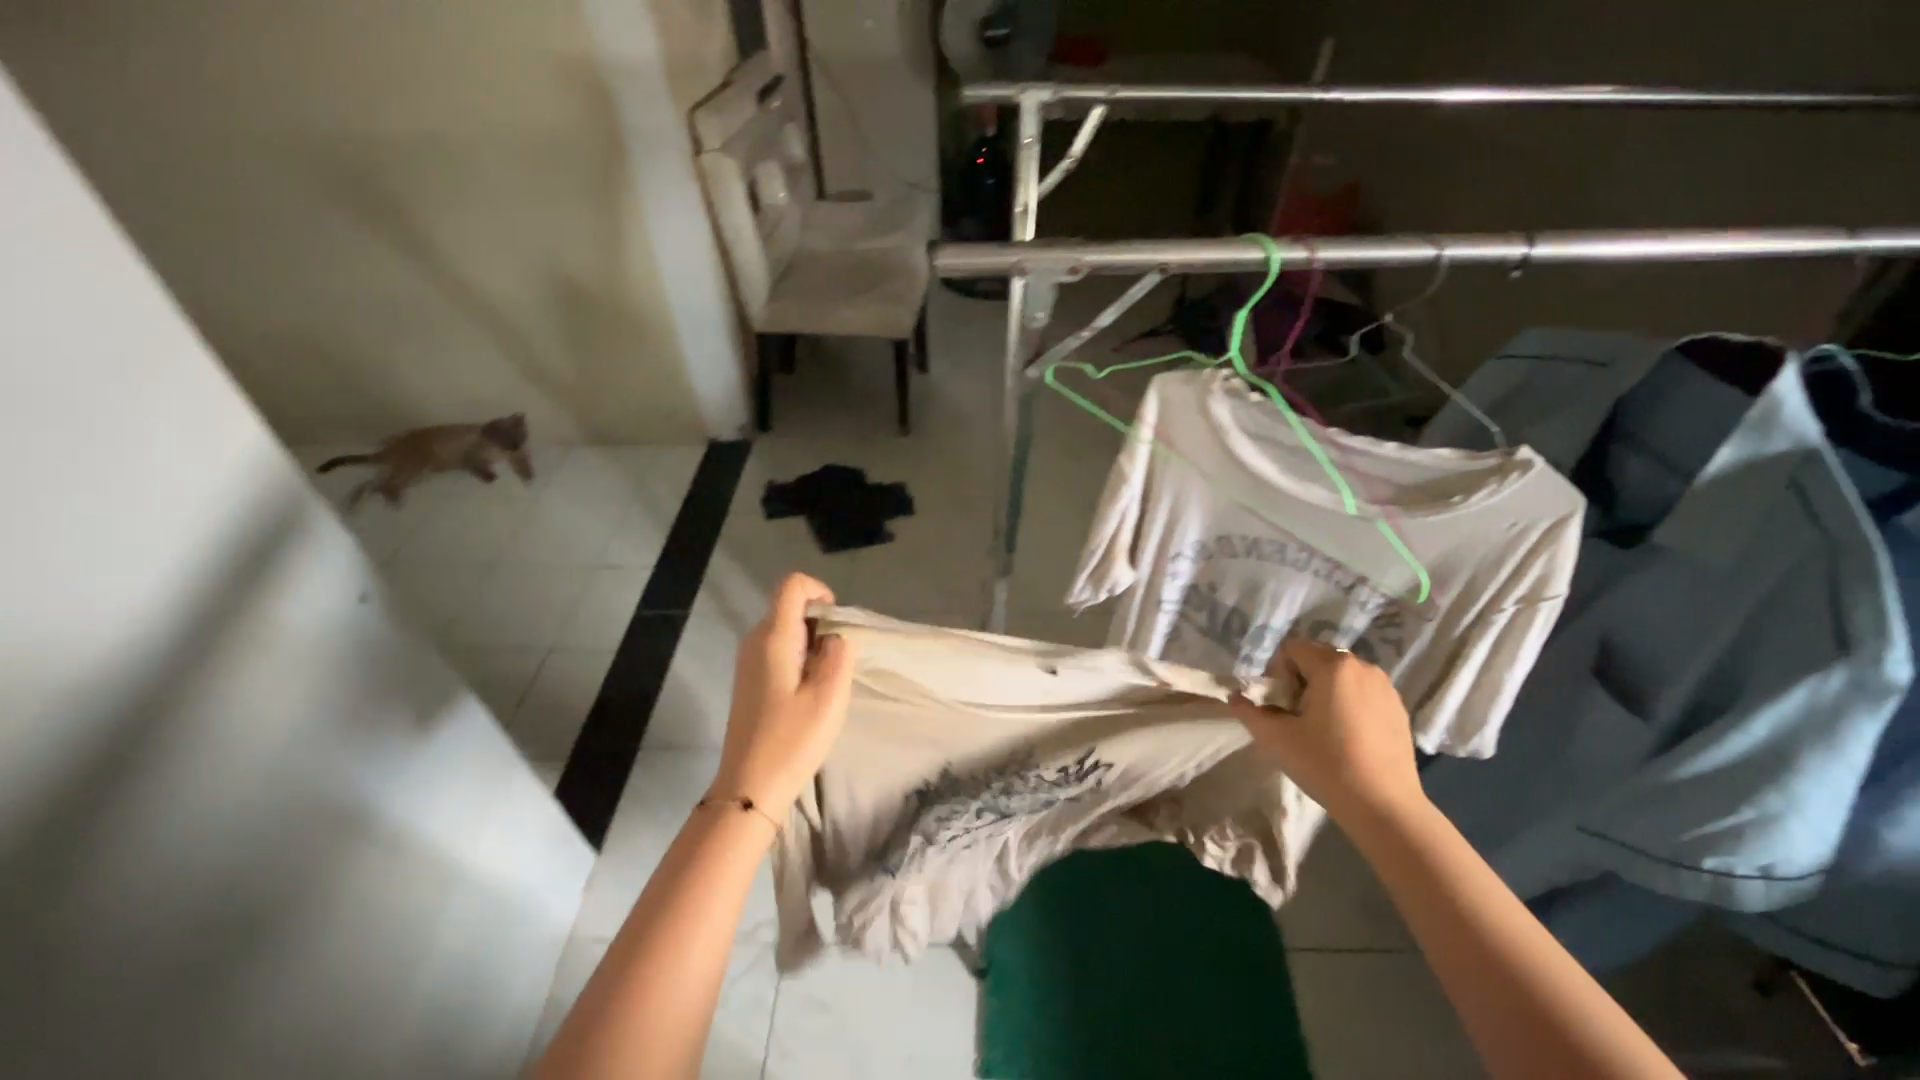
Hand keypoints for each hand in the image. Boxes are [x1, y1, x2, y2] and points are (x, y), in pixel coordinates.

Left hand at [709, 574, 857, 817]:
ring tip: (824, 684)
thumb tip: (836, 636)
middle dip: (820, 624)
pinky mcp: (748, 681)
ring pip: (785, 631)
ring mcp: (747, 661)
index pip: (793, 585)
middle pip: (789, 607)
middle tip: (836, 664)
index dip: (820, 592)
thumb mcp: (829, 696)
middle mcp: (754, 641)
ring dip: (812, 646)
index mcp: (773, 637)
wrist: (750, 786)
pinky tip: (807, 696)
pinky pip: (777, 652)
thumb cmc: (792, 740)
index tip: (838, 626)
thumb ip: (839, 654)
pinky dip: (798, 661)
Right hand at [1231, 637, 1424, 823]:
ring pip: (1342, 676)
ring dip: (1325, 692)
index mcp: (1333, 666)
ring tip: (1322, 729)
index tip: (1280, 706)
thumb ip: (1248, 711)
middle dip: (1301, 681)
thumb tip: (1235, 697)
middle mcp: (1363, 666)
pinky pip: (1363, 692)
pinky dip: (1349, 704)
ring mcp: (1385, 687)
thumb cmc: (1324, 764)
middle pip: (1318, 659)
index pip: (1292, 648)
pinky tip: (1348, 738)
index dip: (1278, 673)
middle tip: (1297, 718)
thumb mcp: (1275, 738)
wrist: (1382, 805)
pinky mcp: (1399, 708)